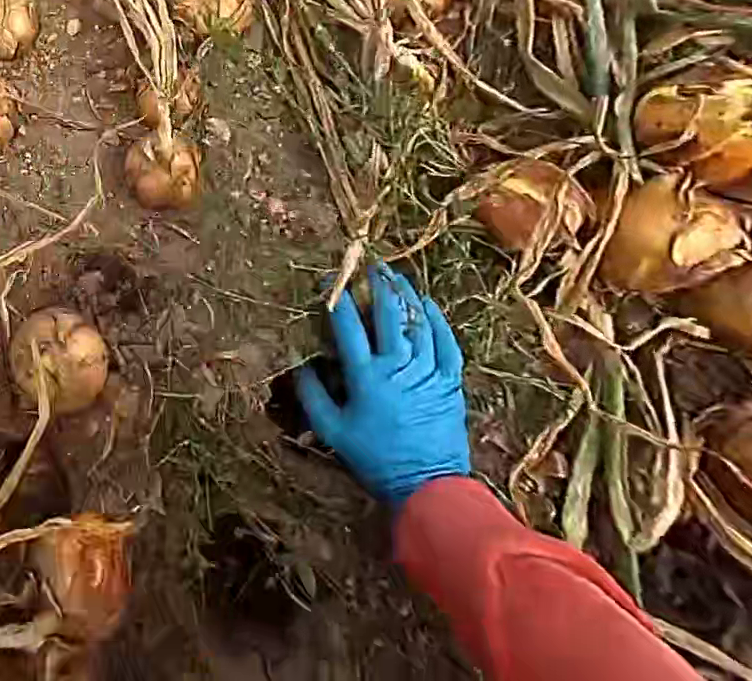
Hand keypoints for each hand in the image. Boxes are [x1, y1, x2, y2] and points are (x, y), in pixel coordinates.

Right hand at [296, 262, 469, 506]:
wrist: (428, 486)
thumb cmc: (373, 458)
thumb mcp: (330, 429)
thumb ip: (312, 393)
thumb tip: (301, 362)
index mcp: (366, 376)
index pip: (347, 325)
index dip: (336, 298)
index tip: (328, 282)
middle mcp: (397, 366)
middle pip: (387, 313)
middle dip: (378, 285)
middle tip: (370, 266)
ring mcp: (428, 371)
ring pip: (418, 322)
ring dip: (406, 295)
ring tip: (397, 277)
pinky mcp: (449, 381)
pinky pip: (446, 342)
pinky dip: (437, 320)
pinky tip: (428, 304)